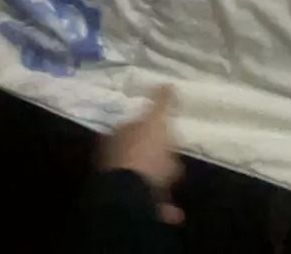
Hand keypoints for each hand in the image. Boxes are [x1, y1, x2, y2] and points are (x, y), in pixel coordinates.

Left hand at [101, 85, 184, 224]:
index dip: (149, 122)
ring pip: (144, 174)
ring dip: (160, 175)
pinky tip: (175, 208)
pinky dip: (162, 202)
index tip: (165, 124)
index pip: (133, 122)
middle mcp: (114, 157)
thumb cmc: (143, 154)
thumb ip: (161, 101)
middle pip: (138, 150)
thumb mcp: (156, 120)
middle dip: (155, 151)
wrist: (130, 198)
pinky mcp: (129, 202)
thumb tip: (167, 82)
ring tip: (176, 176)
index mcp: (117, 134)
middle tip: (173, 151)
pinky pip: (149, 199)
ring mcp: (120, 181)